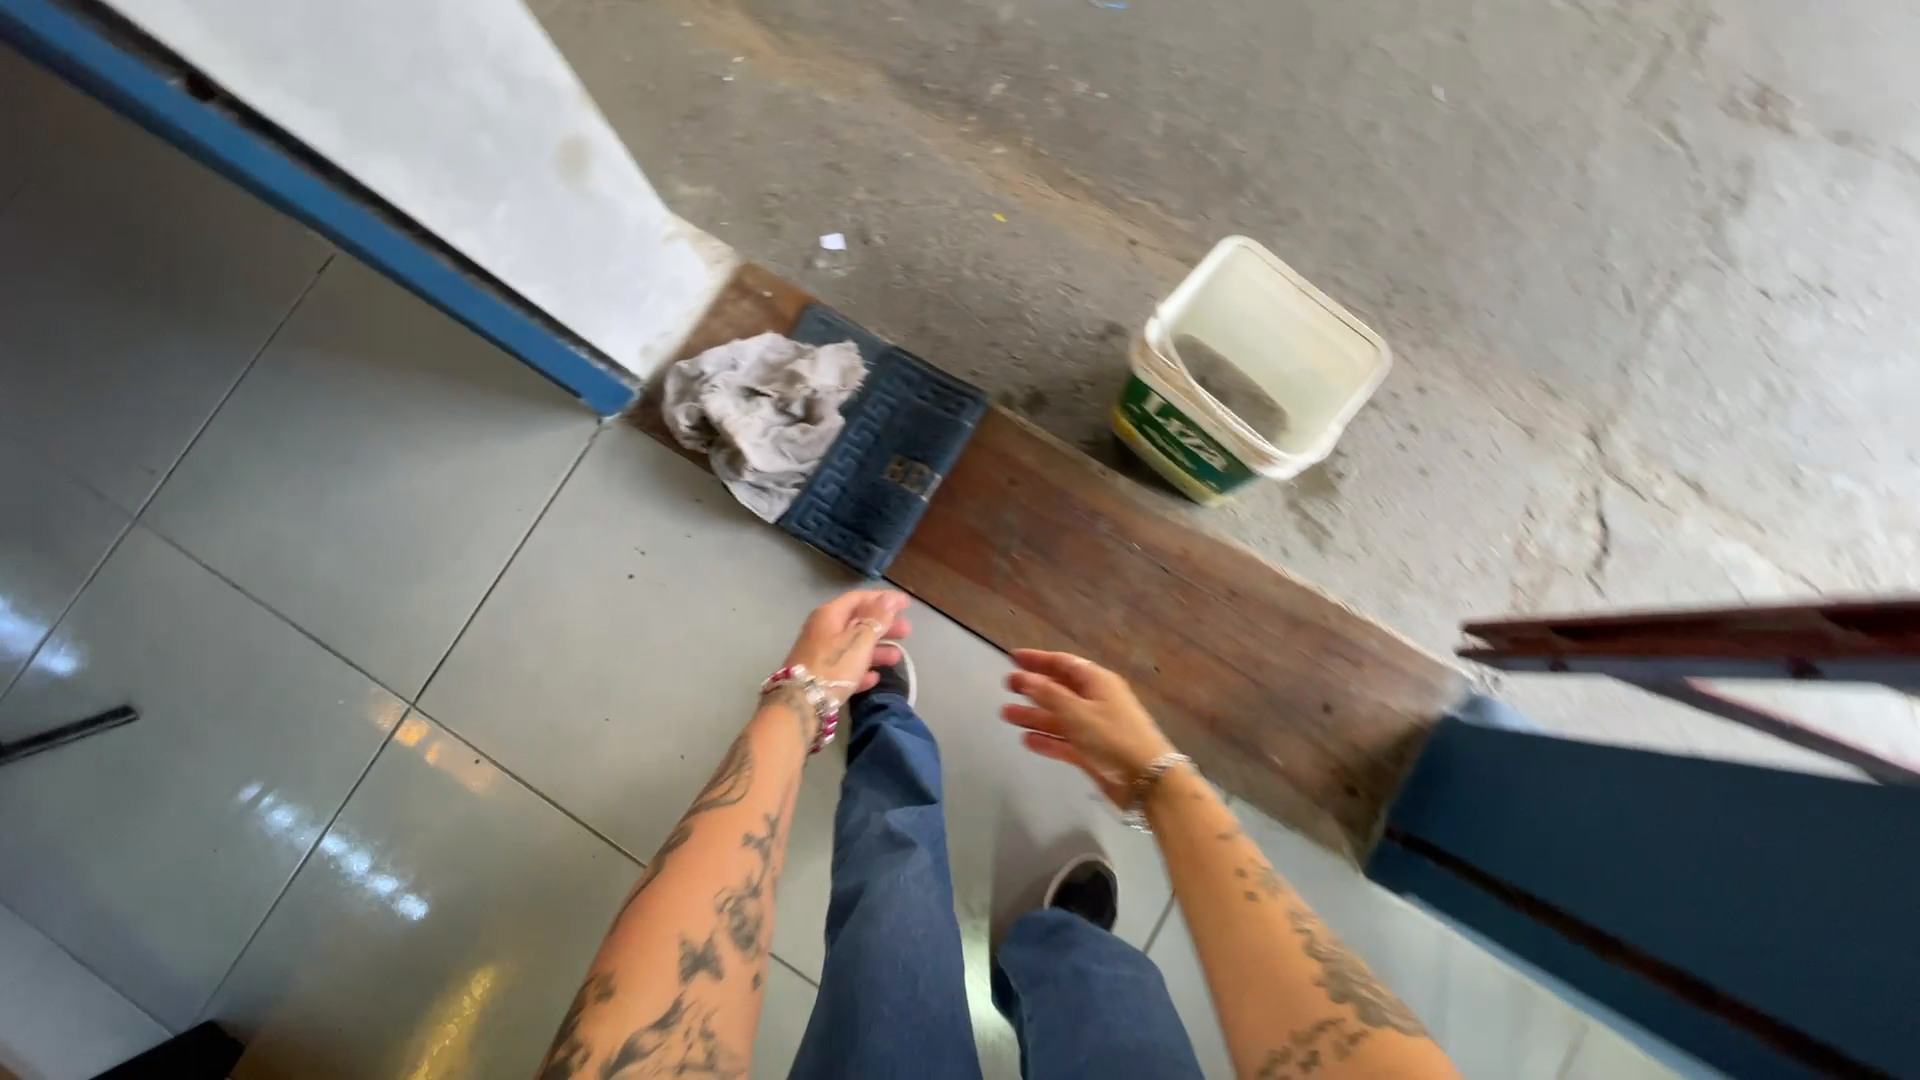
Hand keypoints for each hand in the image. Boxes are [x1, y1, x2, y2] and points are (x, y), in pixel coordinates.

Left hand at [782, 588, 911, 699]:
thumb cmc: (833, 666)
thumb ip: (876, 619)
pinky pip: (845, 667)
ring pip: (853, 646)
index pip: (859, 598)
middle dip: (884, 626)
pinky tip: (875, 678)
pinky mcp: (819, 676)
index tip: (906, 604)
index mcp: (829, 615)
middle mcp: (822, 630)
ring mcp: (819, 654)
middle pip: (858, 622)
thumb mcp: (859, 641)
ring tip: (897, 658)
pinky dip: (861, 669)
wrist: (800, 704)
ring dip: (877, 650)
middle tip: (907, 632)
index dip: (884, 599)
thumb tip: (889, 598)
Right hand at [1001, 650, 1179, 806]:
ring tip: (1007, 714)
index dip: (1038, 659)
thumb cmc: (1113, 737)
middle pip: (1060, 689)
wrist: (1147, 780)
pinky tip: (1027, 740)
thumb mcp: (1078, 712)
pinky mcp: (1093, 752)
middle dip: (1033, 687)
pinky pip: (1065, 740)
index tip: (1013, 657)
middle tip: (1007, 686)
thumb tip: (1026, 678)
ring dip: (1034, 714)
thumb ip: (1049, 694)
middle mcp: (1096, 700)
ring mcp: (1094, 727)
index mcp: (1097, 682)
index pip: (1063, 663)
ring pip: (1059, 716)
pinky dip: (1047, 740)